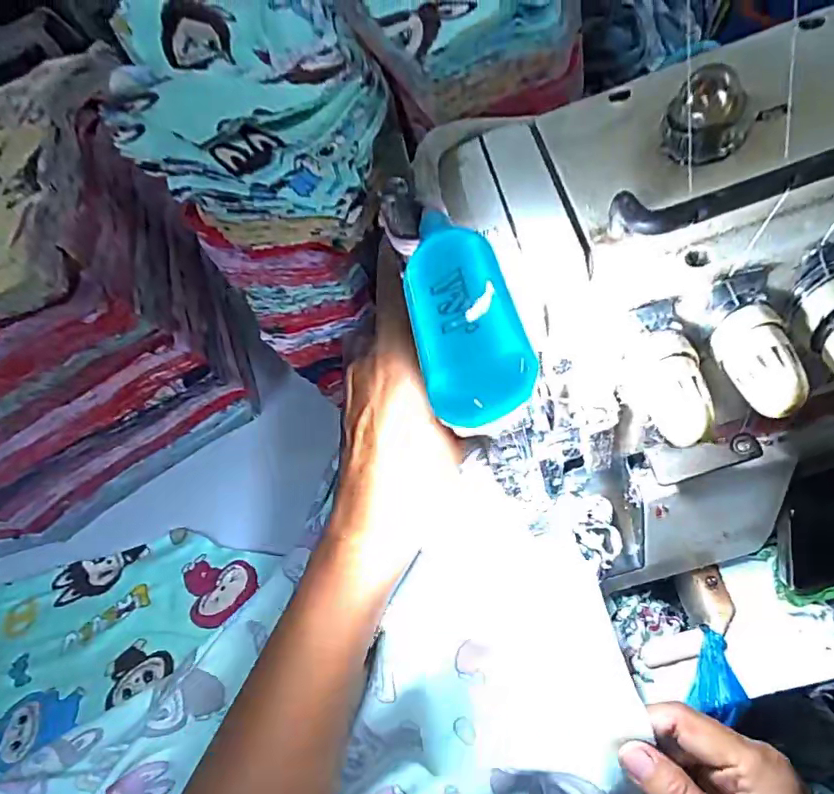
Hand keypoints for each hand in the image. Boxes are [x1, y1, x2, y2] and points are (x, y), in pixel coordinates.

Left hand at [323, 246, 462, 586]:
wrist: (370, 525)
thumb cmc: (412, 489)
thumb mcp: (458, 437)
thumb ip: (469, 400)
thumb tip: (481, 379)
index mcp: (396, 363)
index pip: (397, 285)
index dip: (409, 250)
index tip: (423, 226)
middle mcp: (367, 363)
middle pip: (391, 306)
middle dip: (420, 292)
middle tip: (450, 287)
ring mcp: (355, 380)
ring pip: (385, 334)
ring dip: (411, 326)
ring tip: (443, 334)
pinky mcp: (352, 400)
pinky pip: (379, 360)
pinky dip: (400, 354)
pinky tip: (423, 374)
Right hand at [618, 703, 833, 793]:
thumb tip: (627, 751)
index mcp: (752, 762)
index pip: (682, 720)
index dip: (642, 725)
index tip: (606, 746)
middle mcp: (754, 756)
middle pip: (687, 732)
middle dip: (648, 745)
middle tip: (608, 768)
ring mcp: (756, 773)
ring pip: (694, 753)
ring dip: (662, 765)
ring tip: (625, 782)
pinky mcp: (754, 791)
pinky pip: (708, 773)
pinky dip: (681, 782)